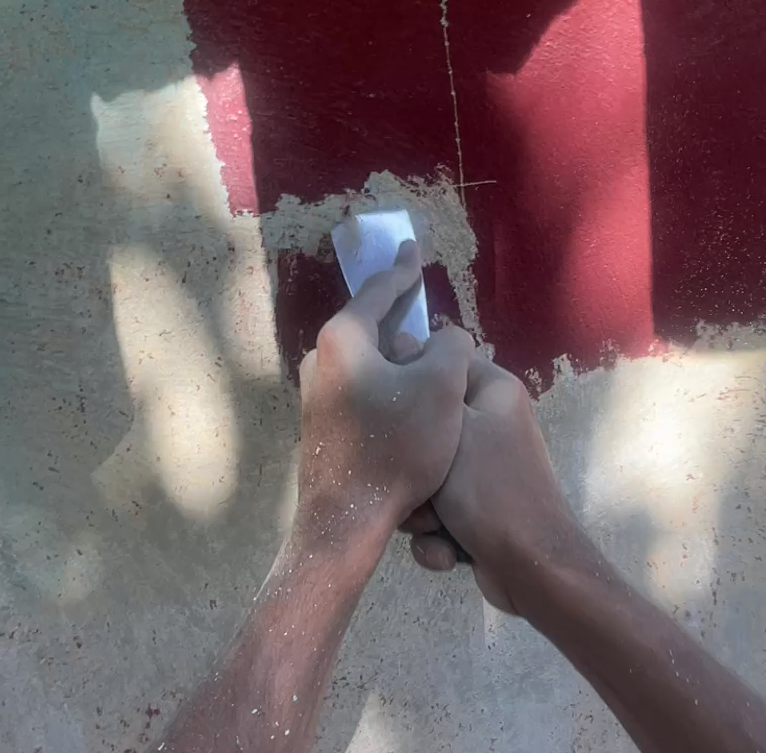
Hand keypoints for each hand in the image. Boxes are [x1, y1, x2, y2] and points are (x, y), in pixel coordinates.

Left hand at [296, 239, 474, 542]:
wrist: (348, 518)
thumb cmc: (396, 446)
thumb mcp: (441, 388)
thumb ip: (450, 347)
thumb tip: (446, 337)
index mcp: (343, 338)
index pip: (379, 291)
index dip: (403, 268)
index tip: (411, 247)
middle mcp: (321, 358)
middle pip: (370, 324)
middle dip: (400, 314)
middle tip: (423, 303)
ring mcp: (315, 392)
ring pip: (367, 358)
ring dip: (397, 354)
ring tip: (426, 358)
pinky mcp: (321, 421)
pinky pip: (361, 384)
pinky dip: (387, 380)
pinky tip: (408, 398)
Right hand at [403, 355, 587, 614]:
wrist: (533, 571)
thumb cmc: (488, 490)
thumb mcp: (450, 427)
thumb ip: (424, 384)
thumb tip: (401, 334)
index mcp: (493, 389)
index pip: (440, 363)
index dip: (410, 382)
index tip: (388, 407)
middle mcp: (492, 422)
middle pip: (426, 427)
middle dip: (413, 467)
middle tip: (412, 482)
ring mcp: (485, 470)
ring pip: (425, 475)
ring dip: (422, 508)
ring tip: (433, 523)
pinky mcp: (479, 511)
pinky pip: (439, 512)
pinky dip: (439, 535)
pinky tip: (448, 550)